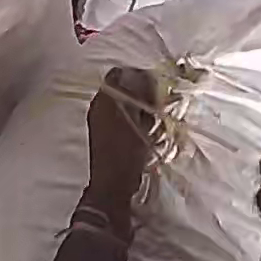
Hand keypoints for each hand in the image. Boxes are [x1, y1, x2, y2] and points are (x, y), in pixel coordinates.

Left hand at [81, 67, 155, 236]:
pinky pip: (129, 120)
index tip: (155, 82)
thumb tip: (141, 75)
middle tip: (159, 99)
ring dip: (143, 107)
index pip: (117, 76)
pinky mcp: (115, 137)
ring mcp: (107, 124)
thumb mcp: (133, 120)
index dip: (136, 75)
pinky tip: (152, 128)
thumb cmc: (123, 152)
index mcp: (102, 102)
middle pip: (123, 90)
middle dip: (142, 92)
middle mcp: (101, 110)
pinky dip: (141, 120)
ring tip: (158, 114)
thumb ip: (136, 96)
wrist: (114, 185)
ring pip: (128, 106)